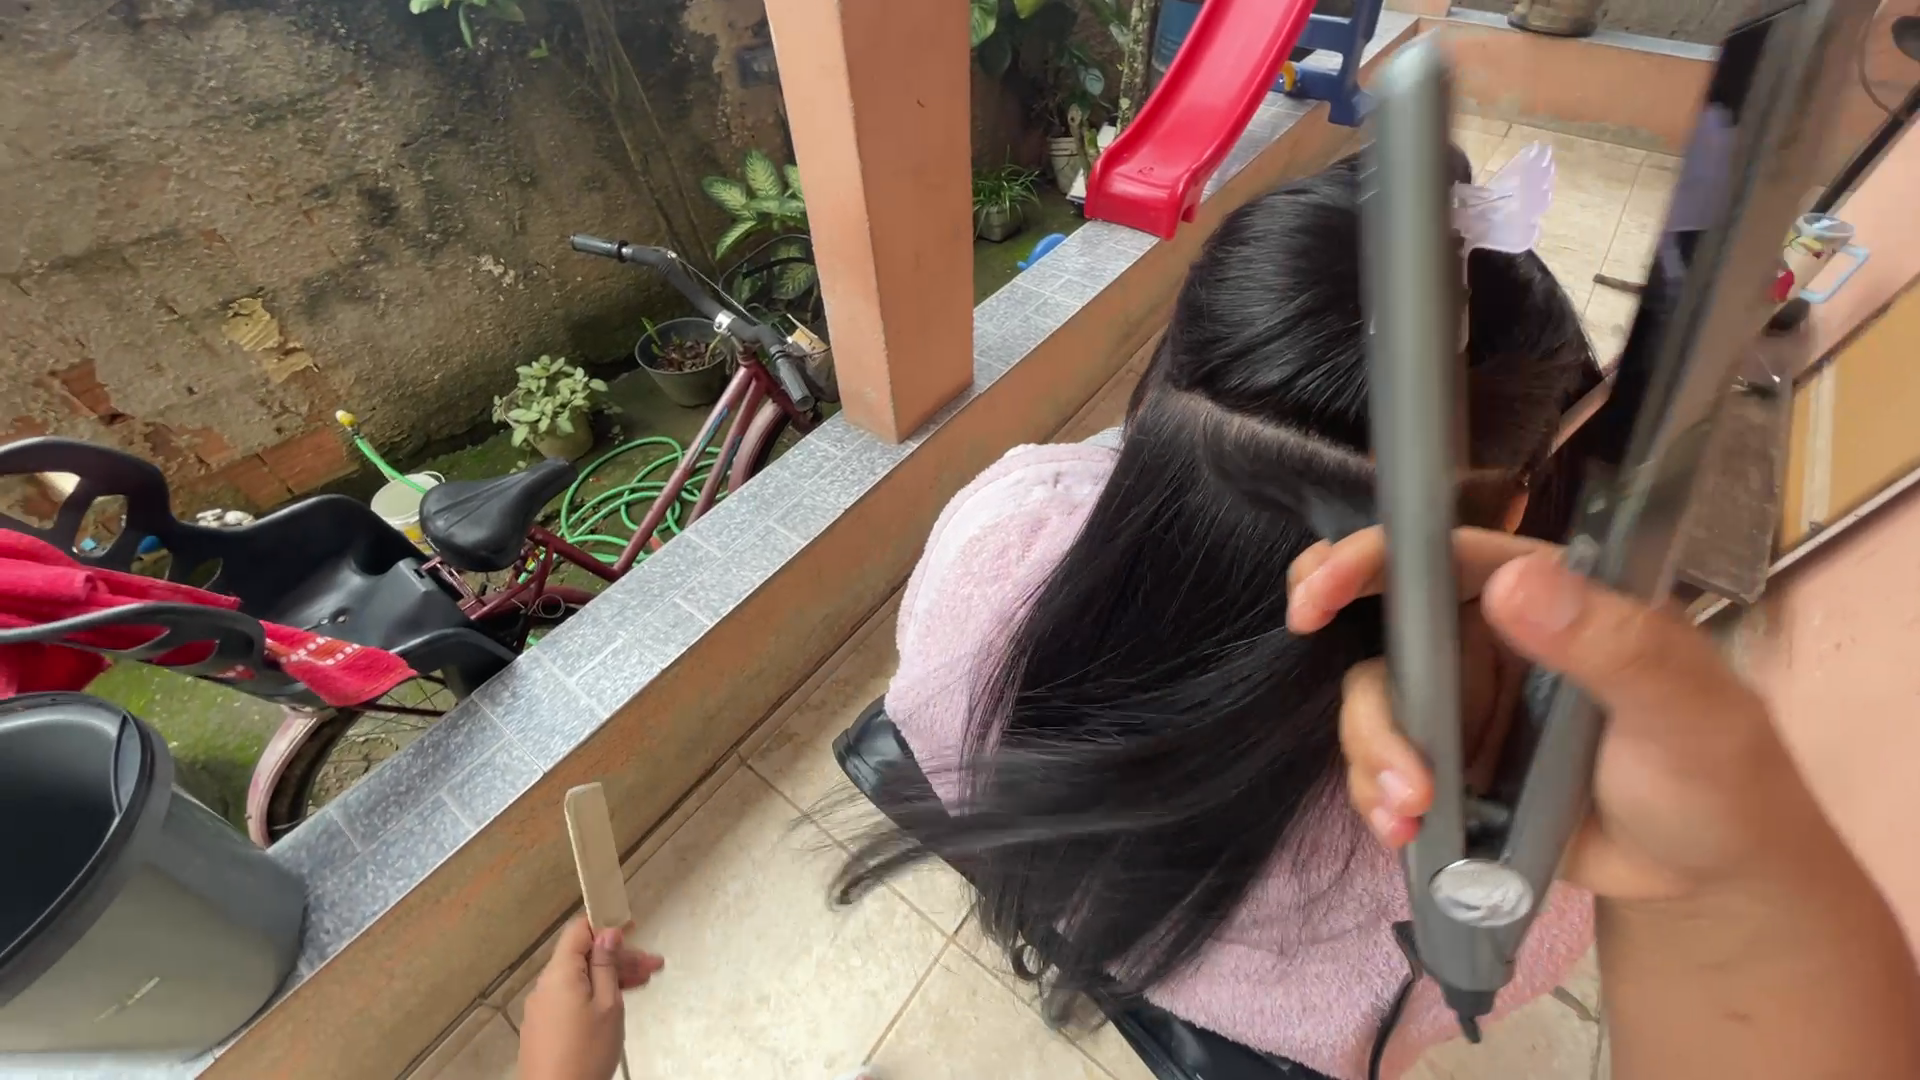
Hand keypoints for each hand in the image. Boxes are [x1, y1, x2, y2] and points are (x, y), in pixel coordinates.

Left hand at [518, 915, 663, 1079]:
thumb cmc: (587, 1051)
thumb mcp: (608, 1004)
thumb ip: (607, 965)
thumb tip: (608, 932)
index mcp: (559, 975)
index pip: (578, 932)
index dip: (605, 924)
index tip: (633, 929)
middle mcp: (545, 988)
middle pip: (583, 957)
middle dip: (619, 957)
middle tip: (653, 965)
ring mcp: (542, 1011)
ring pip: (581, 979)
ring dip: (612, 976)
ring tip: (646, 982)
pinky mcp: (544, 1030)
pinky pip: (572, 999)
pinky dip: (596, 994)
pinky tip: (618, 1002)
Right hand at [1290, 526, 1833, 902]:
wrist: (1693, 880)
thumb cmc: (1713, 780)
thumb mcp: (1687, 715)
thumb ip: (1614, 647)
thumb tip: (1516, 583)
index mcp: (1533, 597)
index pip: (1437, 554)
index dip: (1366, 558)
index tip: (1317, 591)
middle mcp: (1476, 637)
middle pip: (1374, 610)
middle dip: (1326, 614)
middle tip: (1302, 626)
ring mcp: (1447, 698)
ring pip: (1366, 698)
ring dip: (1370, 748)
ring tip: (1411, 808)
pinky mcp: (1431, 755)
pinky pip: (1372, 760)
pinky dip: (1374, 794)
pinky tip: (1403, 829)